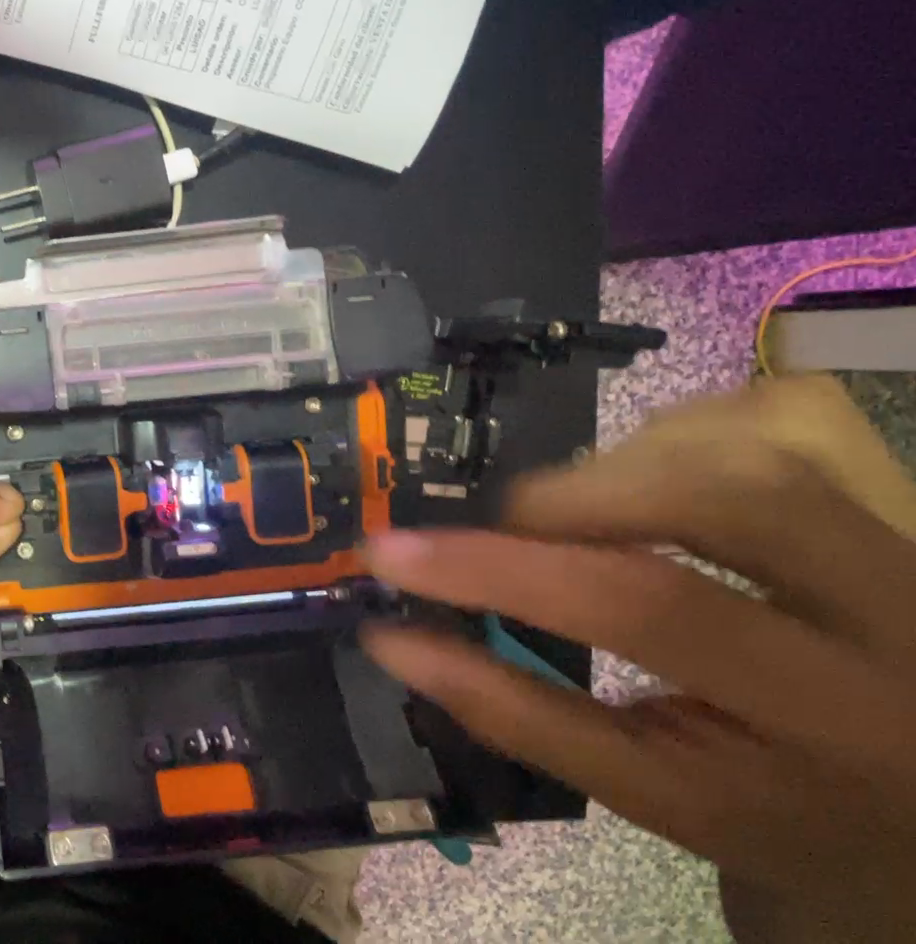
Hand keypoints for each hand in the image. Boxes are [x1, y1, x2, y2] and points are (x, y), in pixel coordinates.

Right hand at [359, 377, 915, 940]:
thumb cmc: (785, 818)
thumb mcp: (657, 795)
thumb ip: (519, 714)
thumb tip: (390, 637)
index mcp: (841, 720)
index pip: (645, 610)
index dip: (499, 572)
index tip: (385, 555)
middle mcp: (904, 618)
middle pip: (722, 495)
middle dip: (569, 499)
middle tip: (494, 531)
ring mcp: (911, 551)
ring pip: (748, 448)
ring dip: (616, 470)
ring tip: (556, 521)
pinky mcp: (899, 512)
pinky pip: (777, 431)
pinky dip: (675, 443)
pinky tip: (635, 489)